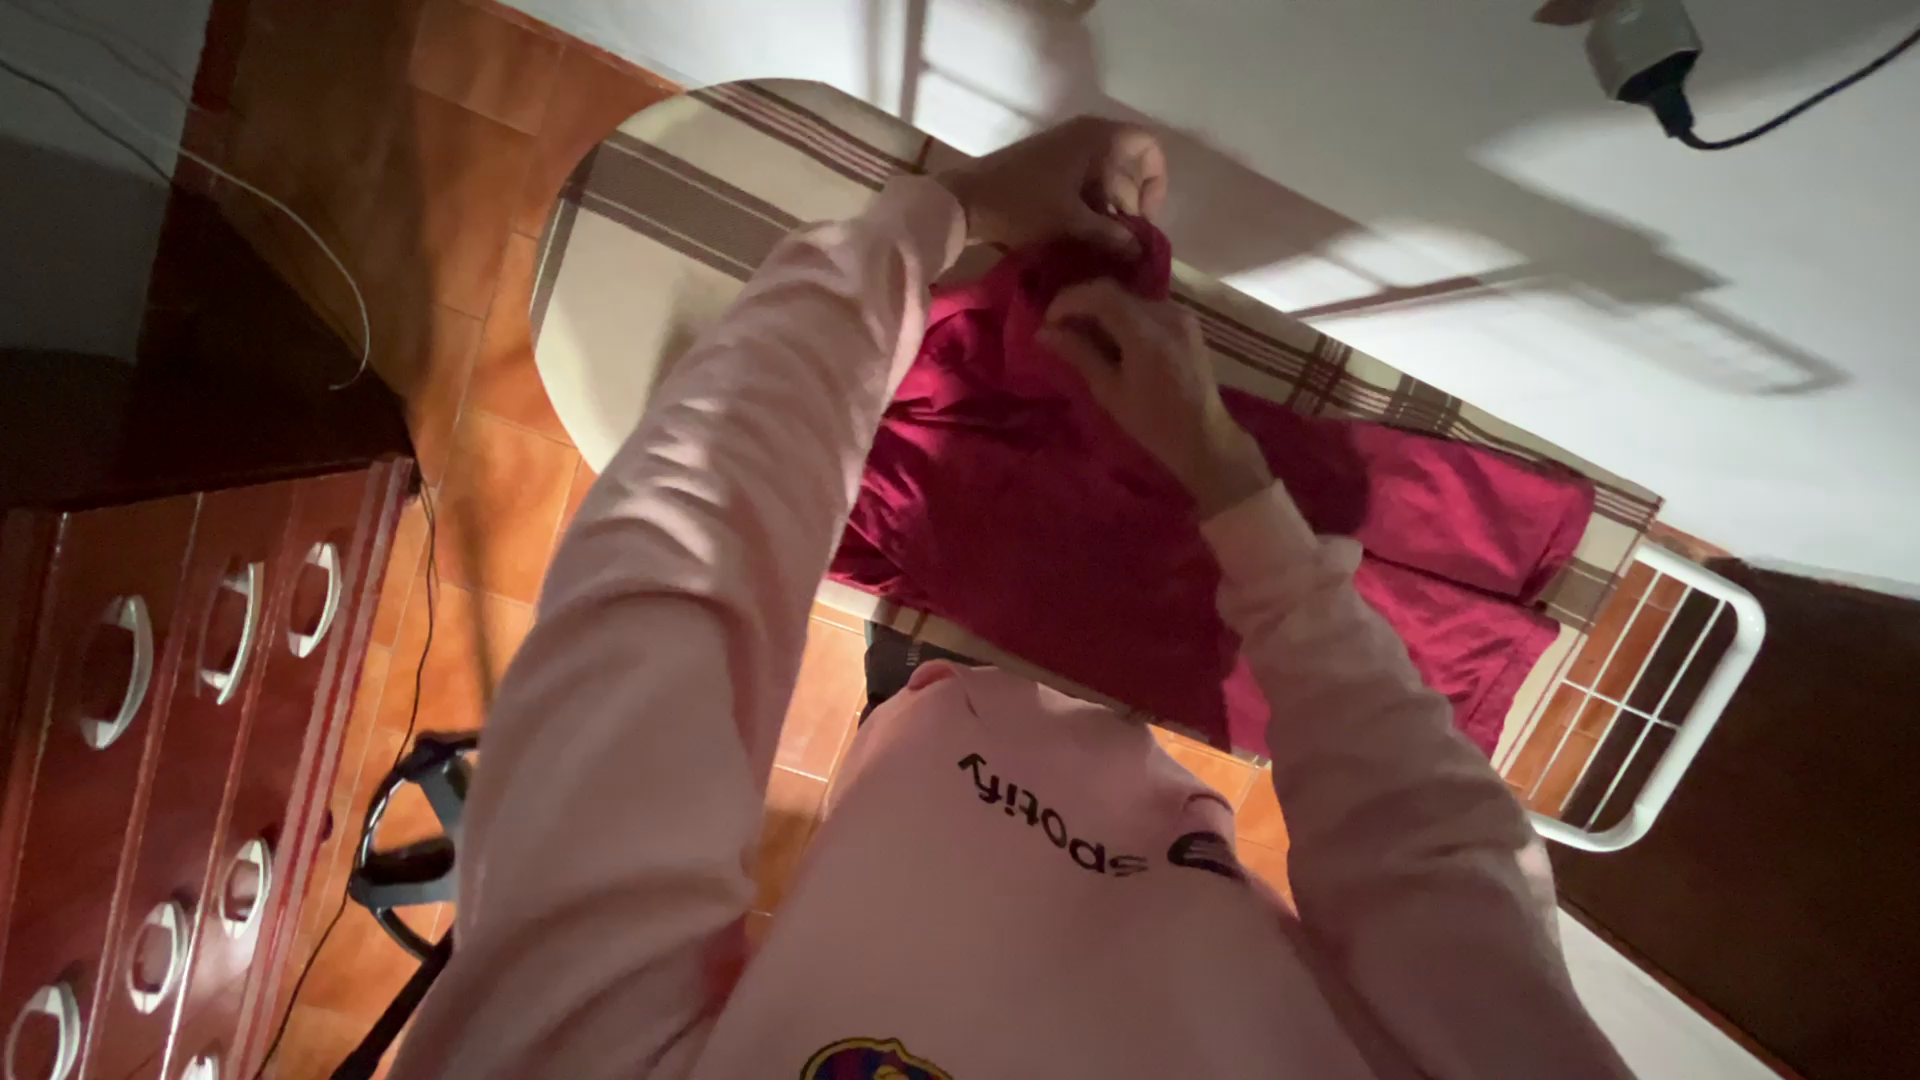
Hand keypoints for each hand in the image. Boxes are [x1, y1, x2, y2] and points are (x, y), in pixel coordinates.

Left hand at [936, 117, 1167, 254]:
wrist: (965, 202)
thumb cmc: (1021, 205)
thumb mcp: (1070, 223)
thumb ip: (1110, 236)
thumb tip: (1140, 252)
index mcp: (1098, 137)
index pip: (1149, 149)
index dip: (1155, 185)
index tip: (1142, 222)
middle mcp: (1086, 137)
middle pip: (1127, 170)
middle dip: (1129, 208)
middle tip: (1122, 247)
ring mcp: (1066, 153)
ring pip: (1104, 182)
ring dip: (1108, 215)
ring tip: (1103, 251)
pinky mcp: (1049, 171)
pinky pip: (1082, 188)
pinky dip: (1088, 212)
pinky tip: (1083, 242)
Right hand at [1038, 280, 1271, 516]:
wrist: (1204, 438)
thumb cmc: (1153, 423)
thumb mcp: (1109, 391)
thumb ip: (1079, 354)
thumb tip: (1043, 333)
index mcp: (1146, 332)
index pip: (1100, 294)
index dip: (1068, 301)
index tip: (1047, 322)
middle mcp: (1166, 313)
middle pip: (1115, 293)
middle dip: (1083, 305)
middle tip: (1059, 330)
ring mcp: (1181, 316)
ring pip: (1130, 300)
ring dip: (1103, 311)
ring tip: (1082, 337)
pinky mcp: (1187, 324)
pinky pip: (1146, 310)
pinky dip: (1123, 318)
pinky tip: (1112, 341)